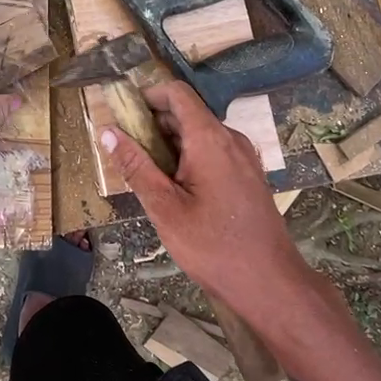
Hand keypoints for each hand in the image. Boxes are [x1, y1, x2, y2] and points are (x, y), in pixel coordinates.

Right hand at [102, 81, 304, 303]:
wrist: (273, 287)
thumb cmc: (214, 246)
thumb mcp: (165, 208)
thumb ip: (135, 166)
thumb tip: (108, 130)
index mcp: (209, 138)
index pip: (176, 93)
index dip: (147, 96)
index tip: (124, 117)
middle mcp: (230, 139)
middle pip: (186, 113)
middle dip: (154, 125)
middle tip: (129, 153)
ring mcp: (244, 158)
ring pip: (199, 134)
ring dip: (170, 144)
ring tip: (149, 175)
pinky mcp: (249, 176)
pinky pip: (214, 152)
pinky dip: (190, 158)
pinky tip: (177, 190)